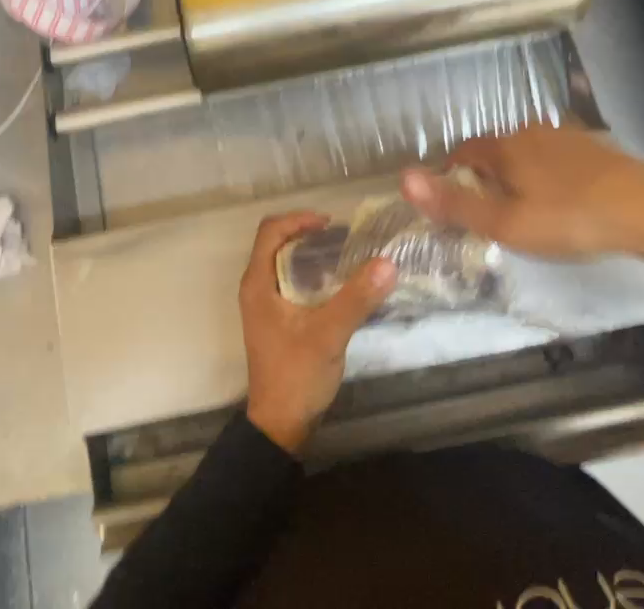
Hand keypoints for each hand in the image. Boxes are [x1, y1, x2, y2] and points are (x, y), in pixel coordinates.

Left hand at [239, 211, 396, 454]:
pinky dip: (312, 274)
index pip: (270, 231)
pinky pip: (292, 282)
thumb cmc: (296, 375)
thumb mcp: (329, 334)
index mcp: (258, 283)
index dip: (299, 219)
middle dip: (308, 234)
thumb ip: (356, 298)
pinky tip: (339, 285)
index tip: (332, 224)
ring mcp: (265, 305)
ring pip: (285, 263)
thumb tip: (388, 262)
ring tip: (346, 256)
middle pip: (277, 242)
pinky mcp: (277, 319)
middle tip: (344, 238)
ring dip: (311, 254)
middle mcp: (256, 288)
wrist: (280, 423)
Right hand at [400, 126, 643, 324]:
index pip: (461, 152)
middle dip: (483, 177)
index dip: (449, 176)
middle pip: (493, 151)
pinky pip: (554, 161)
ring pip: (526, 155)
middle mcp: (531, 132)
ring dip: (516, 177)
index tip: (450, 204)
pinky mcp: (594, 149)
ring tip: (521, 211)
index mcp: (504, 147)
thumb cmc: (569, 220)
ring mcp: (566, 137)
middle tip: (485, 214)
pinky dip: (546, 178)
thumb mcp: (504, 223)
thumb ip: (452, 203)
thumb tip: (401, 177)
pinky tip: (560, 203)